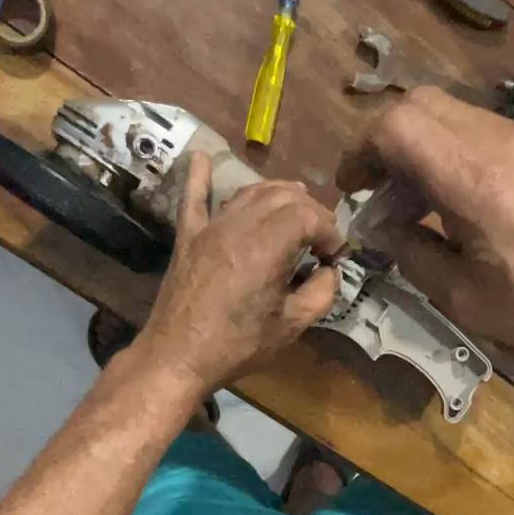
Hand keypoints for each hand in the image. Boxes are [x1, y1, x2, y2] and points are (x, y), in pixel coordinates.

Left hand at [132, 152, 343, 393]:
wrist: (178, 357)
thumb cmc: (238, 346)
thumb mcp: (291, 326)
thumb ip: (321, 293)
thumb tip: (330, 272)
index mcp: (268, 246)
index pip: (309, 215)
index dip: (330, 231)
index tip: (335, 256)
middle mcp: (239, 225)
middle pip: (283, 195)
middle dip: (310, 210)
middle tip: (320, 239)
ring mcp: (210, 227)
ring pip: (249, 192)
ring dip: (276, 193)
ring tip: (294, 205)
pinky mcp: (188, 237)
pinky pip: (194, 198)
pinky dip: (200, 177)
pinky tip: (202, 157)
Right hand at [346, 89, 513, 360]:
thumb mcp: (462, 296)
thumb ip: (411, 253)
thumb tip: (382, 229)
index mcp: (472, 175)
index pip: (396, 125)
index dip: (361, 151)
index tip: (352, 189)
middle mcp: (501, 138)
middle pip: (421, 105)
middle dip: (387, 143)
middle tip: (380, 193)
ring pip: (456, 116)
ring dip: (425, 149)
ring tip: (422, 207)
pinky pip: (489, 132)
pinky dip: (460, 154)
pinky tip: (467, 204)